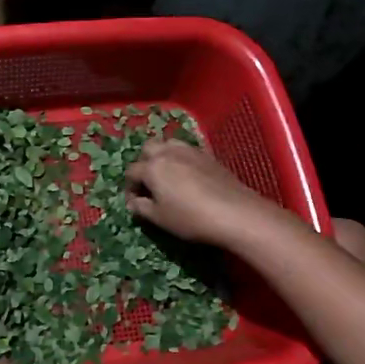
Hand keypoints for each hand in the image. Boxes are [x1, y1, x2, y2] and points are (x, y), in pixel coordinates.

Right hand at [125, 140, 293, 248]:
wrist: (234, 212)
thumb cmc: (190, 218)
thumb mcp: (160, 218)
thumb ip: (142, 208)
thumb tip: (133, 202)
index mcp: (152, 167)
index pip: (132, 172)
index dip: (129, 188)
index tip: (134, 202)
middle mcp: (168, 152)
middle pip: (148, 150)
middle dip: (144, 164)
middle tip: (149, 184)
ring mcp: (190, 151)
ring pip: (168, 145)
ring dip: (162, 156)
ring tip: (167, 176)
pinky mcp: (208, 155)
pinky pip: (186, 151)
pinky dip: (180, 159)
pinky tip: (187, 177)